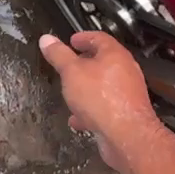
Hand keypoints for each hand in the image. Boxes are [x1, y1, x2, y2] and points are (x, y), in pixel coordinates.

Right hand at [38, 31, 163, 173]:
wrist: (126, 136)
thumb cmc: (101, 98)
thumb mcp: (71, 72)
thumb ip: (58, 55)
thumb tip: (46, 39)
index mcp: (114, 55)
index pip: (99, 38)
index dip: (84, 38)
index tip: (72, 40)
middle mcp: (125, 71)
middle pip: (104, 61)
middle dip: (85, 63)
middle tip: (70, 64)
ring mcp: (128, 93)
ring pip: (104, 85)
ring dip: (87, 88)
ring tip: (72, 92)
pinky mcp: (126, 113)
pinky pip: (106, 106)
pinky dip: (92, 109)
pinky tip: (79, 119)